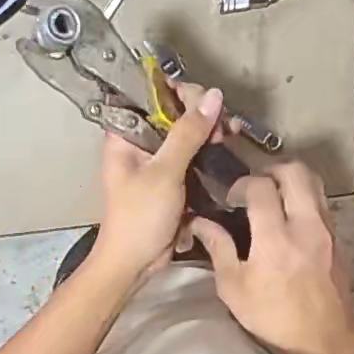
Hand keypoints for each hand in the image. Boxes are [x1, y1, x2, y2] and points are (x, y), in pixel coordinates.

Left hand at [93, 87, 224, 277]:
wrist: (134, 262)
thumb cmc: (139, 217)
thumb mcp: (164, 172)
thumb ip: (187, 134)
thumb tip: (213, 96)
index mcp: (124, 137)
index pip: (147, 97)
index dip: (175, 91)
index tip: (202, 98)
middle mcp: (137, 144)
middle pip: (171, 113)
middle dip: (199, 112)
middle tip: (222, 123)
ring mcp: (154, 162)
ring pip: (184, 134)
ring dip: (207, 131)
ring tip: (229, 134)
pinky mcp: (171, 179)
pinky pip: (191, 156)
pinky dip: (207, 151)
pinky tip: (227, 146)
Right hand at [189, 163, 353, 353]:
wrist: (322, 340)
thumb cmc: (271, 317)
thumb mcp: (232, 287)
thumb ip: (218, 247)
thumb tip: (200, 222)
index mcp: (275, 238)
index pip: (261, 187)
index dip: (241, 184)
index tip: (230, 199)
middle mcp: (306, 226)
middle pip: (295, 171)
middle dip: (270, 171)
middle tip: (253, 187)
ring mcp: (327, 230)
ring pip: (314, 182)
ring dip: (289, 182)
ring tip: (270, 200)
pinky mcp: (338, 238)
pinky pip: (321, 203)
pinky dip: (302, 200)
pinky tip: (286, 221)